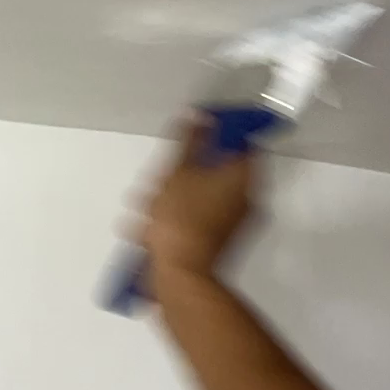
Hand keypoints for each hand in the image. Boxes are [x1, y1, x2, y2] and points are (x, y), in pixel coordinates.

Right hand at [138, 117, 258, 284]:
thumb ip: (190, 139)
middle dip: (180, 171)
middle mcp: (246, 199)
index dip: (218, 132)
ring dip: (169, 196)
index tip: (193, 134)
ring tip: (143, 206)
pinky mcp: (216, 242)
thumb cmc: (181, 220)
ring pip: (200, 195)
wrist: (180, 276)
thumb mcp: (179, 170)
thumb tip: (201, 114)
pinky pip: (195, 218)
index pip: (242, 141)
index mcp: (244, 178)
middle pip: (215, 169)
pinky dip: (173, 217)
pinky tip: (146, 226)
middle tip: (157, 179)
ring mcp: (232, 223)